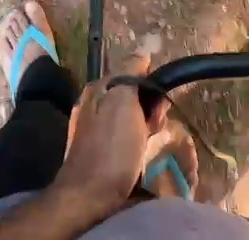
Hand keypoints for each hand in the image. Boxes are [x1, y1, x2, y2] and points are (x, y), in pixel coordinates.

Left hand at [54, 55, 163, 214]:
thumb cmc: (110, 146)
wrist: (90, 197)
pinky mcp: (101, 153)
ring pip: (132, 120)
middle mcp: (93, 104)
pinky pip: (126, 139)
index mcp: (97, 87)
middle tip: (154, 127)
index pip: (132, 72)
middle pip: (133, 97)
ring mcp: (95, 130)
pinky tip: (140, 156)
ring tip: (148, 145)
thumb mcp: (122, 100)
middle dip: (149, 110)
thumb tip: (142, 51)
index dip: (150, 86)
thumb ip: (131, 71)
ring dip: (145, 129)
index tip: (159, 104)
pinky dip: (137, 145)